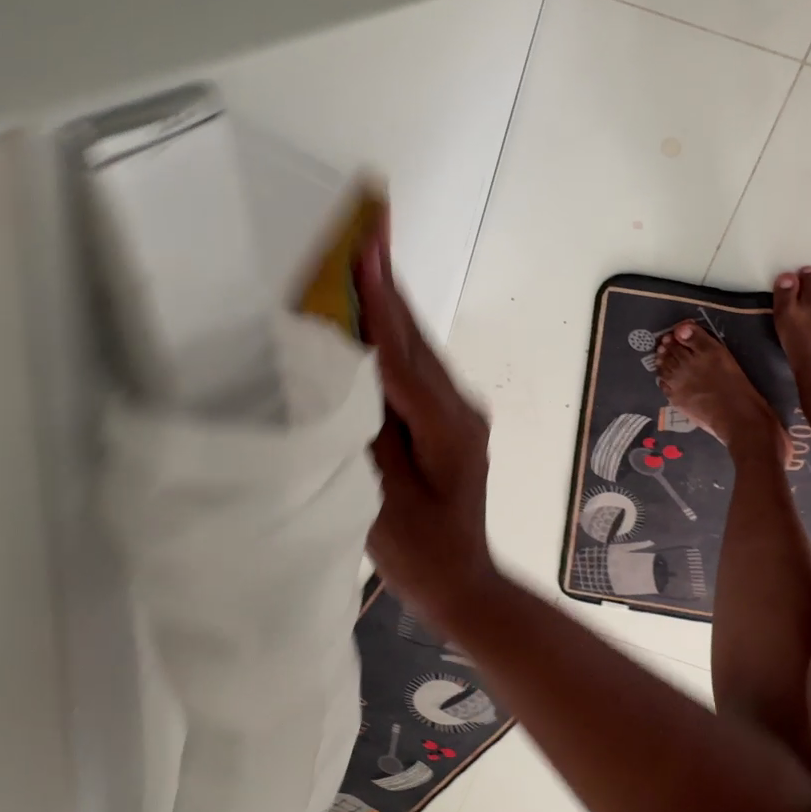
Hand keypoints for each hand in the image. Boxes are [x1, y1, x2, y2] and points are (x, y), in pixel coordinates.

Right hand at [355, 221, 497, 614]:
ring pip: (416, 348)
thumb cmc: (419, 553)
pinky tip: (371, 319)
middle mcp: (458, 407)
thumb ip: (369, 433)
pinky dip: (392, 338)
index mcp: (445, 425)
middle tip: (367, 228)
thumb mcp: (383, 499)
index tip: (367, 247)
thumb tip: (348, 375)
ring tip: (363, 258)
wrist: (462, 583)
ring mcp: (458, 412)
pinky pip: (415, 369)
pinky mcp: (448, 420)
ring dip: (389, 306)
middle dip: (387, 284)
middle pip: (414, 338)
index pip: (402, 353)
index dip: (381, 300)